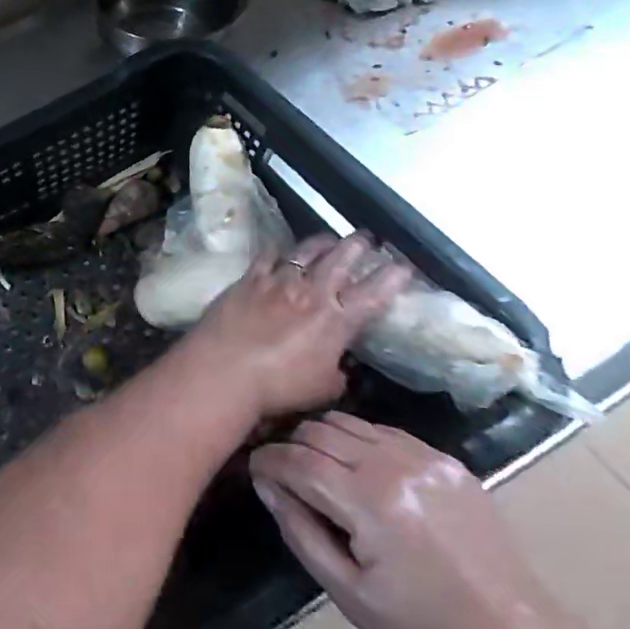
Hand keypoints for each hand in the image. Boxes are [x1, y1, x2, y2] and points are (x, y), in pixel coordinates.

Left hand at [179, 233, 408, 417]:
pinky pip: (268, 255)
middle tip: (367, 238)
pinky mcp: (250, 278)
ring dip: (322, 241)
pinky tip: (281, 247)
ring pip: (307, 250)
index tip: (403, 266)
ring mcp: (280, 280)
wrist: (225, 370)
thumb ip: (337, 374)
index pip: (374, 293)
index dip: (392, 277)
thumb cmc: (279, 386)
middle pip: (341, 258)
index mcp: (337, 319)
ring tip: (330, 238)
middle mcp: (312, 291)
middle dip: (358, 245)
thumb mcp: (322, 389)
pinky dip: (278, 249)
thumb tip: (342, 367)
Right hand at [250, 414, 595, 628]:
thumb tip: (267, 485)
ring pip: (349, 421)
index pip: (299, 460)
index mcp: (371, 502)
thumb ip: (300, 531)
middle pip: (319, 430)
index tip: (252, 467)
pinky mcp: (443, 455)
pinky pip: (383, 431)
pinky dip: (358, 442)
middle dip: (292, 447)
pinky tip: (360, 472)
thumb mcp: (348, 593)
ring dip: (323, 439)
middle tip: (284, 475)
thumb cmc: (422, 624)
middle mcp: (394, 463)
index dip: (268, 460)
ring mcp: (423, 454)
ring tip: (319, 471)